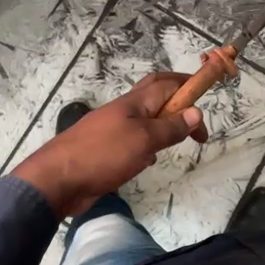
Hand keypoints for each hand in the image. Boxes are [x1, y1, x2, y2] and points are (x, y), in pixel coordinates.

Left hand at [15, 72, 208, 217]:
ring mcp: (114, 130)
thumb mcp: (143, 141)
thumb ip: (170, 128)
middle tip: (195, 116)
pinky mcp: (106, 150)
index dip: (189, 88)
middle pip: (155, 94)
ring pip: (145, 118)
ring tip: (180, 139)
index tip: (207, 103)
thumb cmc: (102, 155)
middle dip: (177, 99)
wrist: (56, 180)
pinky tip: (151, 159)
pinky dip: (148, 144)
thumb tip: (196, 111)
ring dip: (163, 123)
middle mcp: (125, 111)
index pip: (168, 84)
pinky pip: (134, 139)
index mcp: (135, 102)